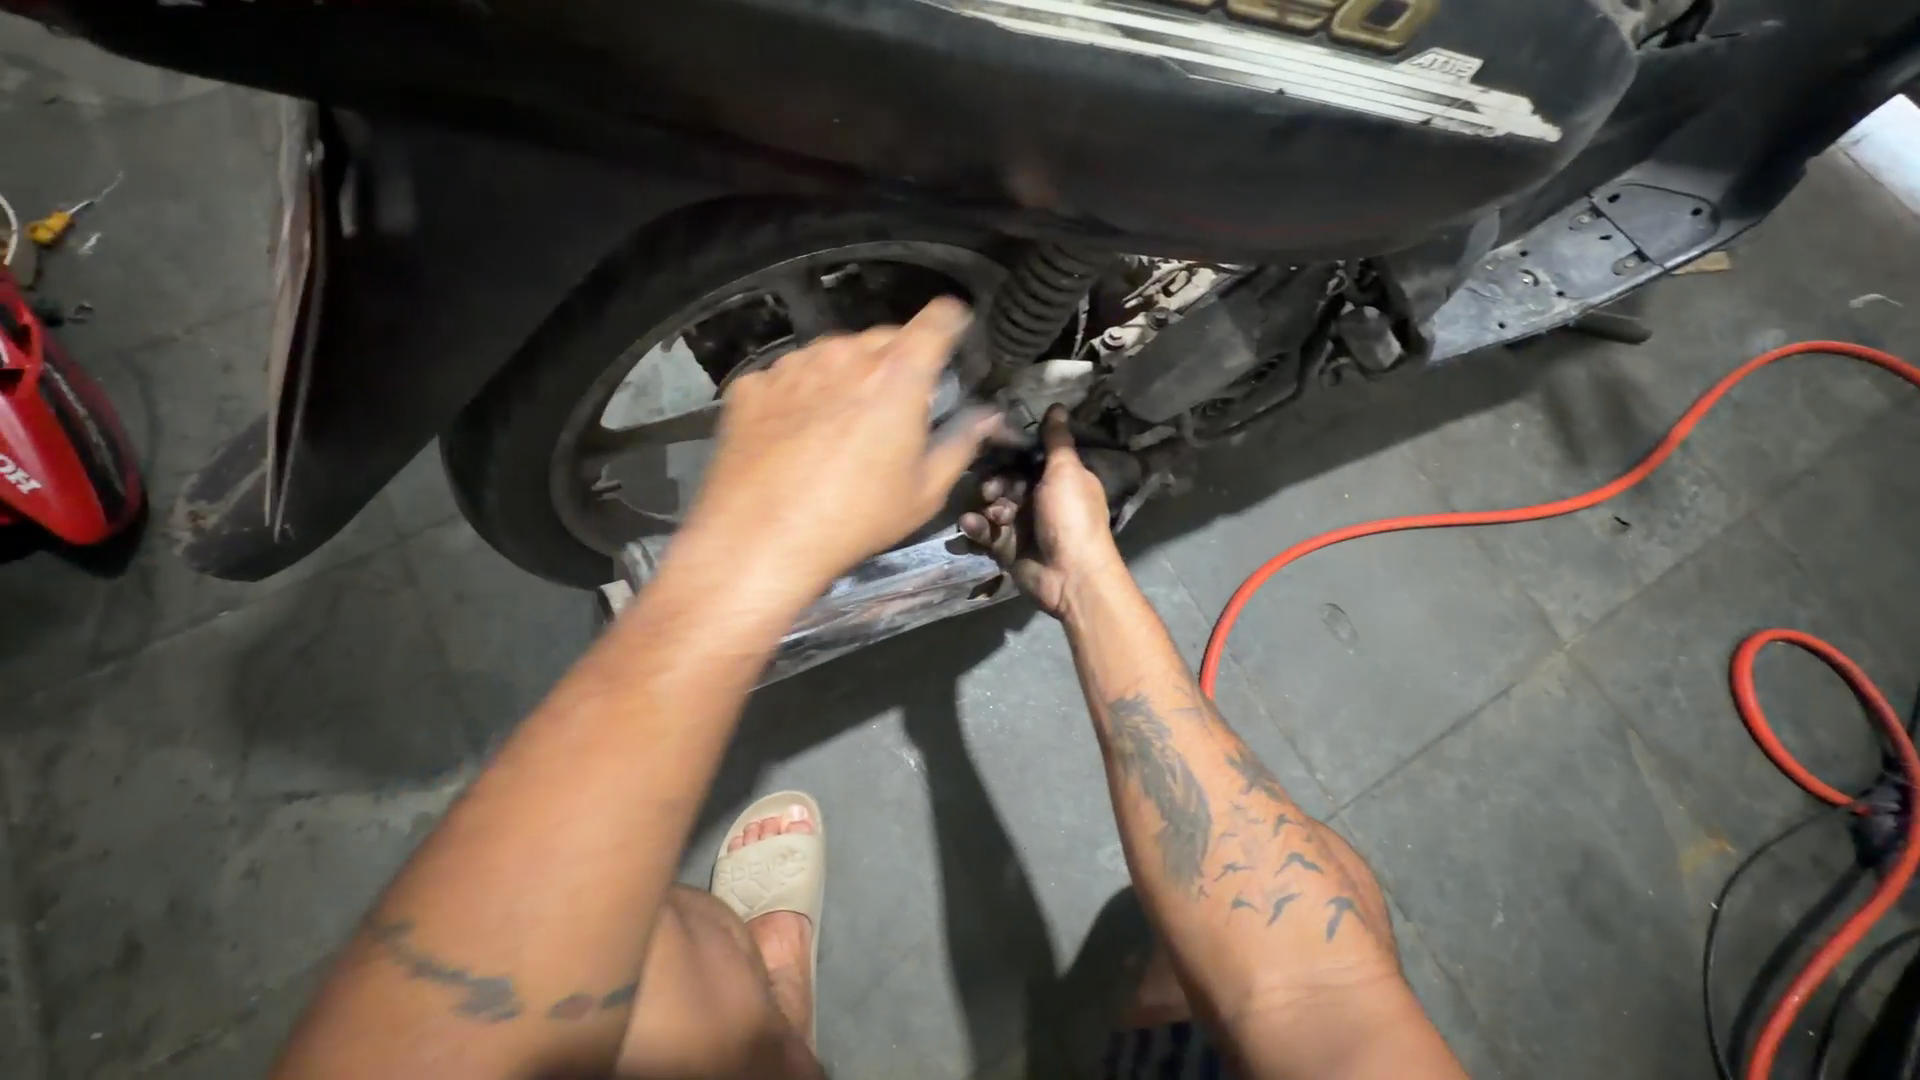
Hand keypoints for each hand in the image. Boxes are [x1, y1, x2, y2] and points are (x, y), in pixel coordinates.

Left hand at [680, 297, 1001, 595]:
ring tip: (839, 433)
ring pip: (834, 356)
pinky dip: (800, 396)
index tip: (953, 335)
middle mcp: (845, 355)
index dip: (952, 323)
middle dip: (896, 366)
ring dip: (845, 379)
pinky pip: (790, 377)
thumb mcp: (924, 491)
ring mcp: (794, 366)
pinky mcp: (754, 384)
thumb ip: (962, 443)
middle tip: (893, 414)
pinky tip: (797, 438)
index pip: (939, 319)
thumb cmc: (853, 519)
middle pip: (884, 340)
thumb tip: (985, 418)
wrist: (761, 539)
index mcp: (898, 374)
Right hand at [959, 406, 1125, 618]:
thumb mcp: (1066, 472)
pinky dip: (976, 528)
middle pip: (1004, 482)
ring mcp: (1022, 526)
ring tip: (992, 516)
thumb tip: (1058, 406)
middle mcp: (1039, 500)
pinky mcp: (1006, 548)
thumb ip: (1056, 440)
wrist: (1070, 575)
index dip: (1009, 455)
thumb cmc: (1072, 518)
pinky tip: (971, 527)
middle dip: (994, 485)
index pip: (1026, 459)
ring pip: (991, 507)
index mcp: (1058, 479)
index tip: (992, 450)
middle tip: (993, 492)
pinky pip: (984, 532)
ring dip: (986, 508)